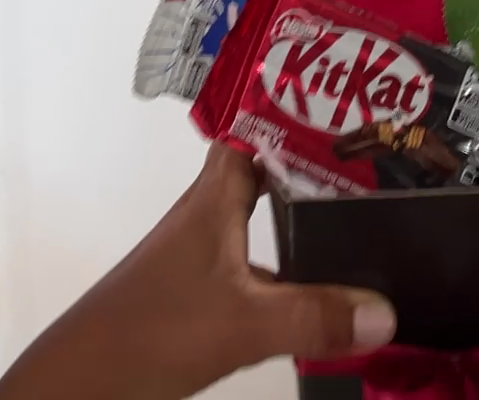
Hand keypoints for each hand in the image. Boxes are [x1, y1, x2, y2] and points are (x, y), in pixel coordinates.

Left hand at [0, 144, 396, 399]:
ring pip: (258, 211)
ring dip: (299, 207)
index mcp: (216, 195)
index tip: (341, 105)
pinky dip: (288, 257)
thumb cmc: (160, 326)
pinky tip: (320, 277)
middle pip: (263, 166)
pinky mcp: (203, 283)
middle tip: (364, 154)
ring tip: (357, 206)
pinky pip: (256, 254)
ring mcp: (204, 247)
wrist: (89, 377)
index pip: (252, 128)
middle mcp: (209, 210)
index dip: (290, 111)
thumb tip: (388, 312)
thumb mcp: (245, 323)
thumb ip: (315, 316)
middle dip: (307, 157)